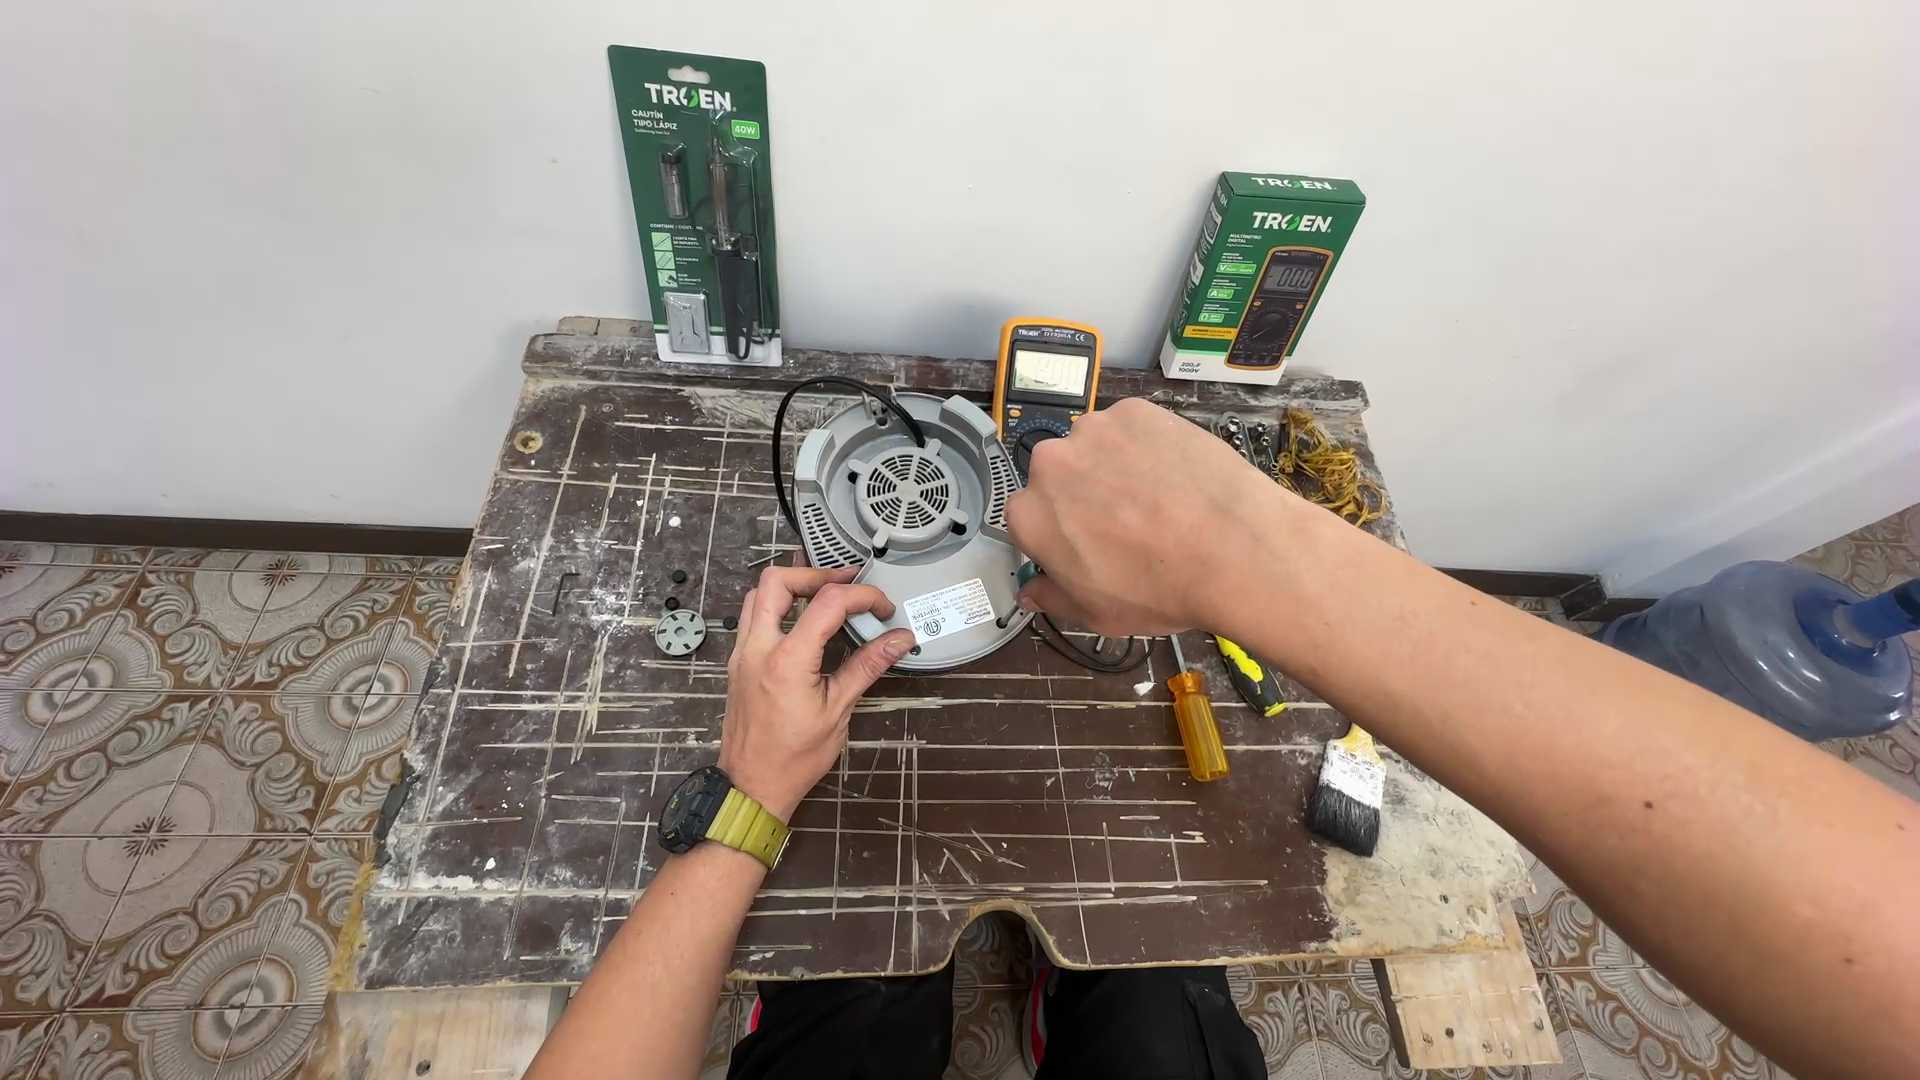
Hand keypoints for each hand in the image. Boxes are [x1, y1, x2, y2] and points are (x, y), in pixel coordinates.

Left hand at [718, 565, 915, 820]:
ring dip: (793, 587)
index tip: (883, 609)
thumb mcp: (838, 711)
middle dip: (816, 574)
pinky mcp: (738, 663)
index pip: (827, 602)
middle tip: (848, 585)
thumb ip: (867, 666)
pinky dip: (780, 607)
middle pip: (777, 580)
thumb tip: (901, 638)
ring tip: (827, 598)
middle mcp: (757, 648)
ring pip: (759, 595)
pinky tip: (805, 624)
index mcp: (787, 660)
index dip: (862, 596)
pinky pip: (753, 617)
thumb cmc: (795, 758)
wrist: (750, 789)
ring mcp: (742, 654)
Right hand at [1006, 398, 1297, 636]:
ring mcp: (1094, 432)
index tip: (1085, 545)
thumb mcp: (1095, 614)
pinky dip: (1145, 445)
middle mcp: (1050, 465)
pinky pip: (1130, 428)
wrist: (1233, 549)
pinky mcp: (1134, 412)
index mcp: (1030, 515)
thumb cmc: (1160, 588)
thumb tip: (1033, 591)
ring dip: (1112, 466)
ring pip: (1094, 448)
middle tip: (1123, 522)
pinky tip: (1172, 475)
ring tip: (1154, 498)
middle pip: (1058, 477)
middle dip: (1082, 495)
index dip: (1059, 533)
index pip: (1030, 517)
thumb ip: (1051, 598)